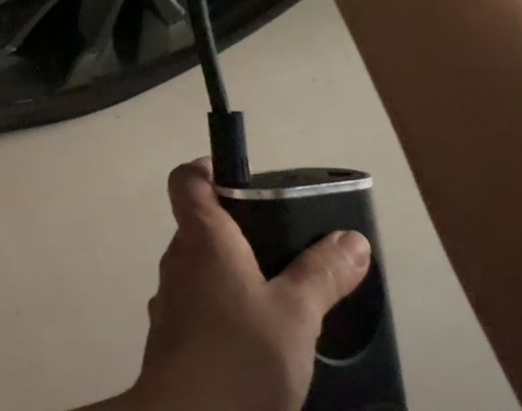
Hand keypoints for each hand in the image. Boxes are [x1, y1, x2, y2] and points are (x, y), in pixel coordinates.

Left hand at [122, 158, 372, 410]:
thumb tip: (351, 240)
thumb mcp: (297, 315)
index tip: (239, 175)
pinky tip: (256, 340)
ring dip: (232, 276)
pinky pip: (198, 309)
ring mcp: (169, 302)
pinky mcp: (169, 340)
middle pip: (199, 227)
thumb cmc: (239, 354)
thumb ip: (322, 274)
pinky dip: (223, 312)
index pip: (188, 180)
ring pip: (200, 271)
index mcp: (202, 238)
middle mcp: (178, 261)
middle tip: (284, 247)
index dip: (208, 168)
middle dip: (237, 231)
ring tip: (279, 298)